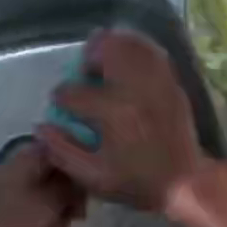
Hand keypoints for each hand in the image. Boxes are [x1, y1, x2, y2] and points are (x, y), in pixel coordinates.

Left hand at [0, 141, 83, 226]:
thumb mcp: (52, 202)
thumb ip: (71, 181)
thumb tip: (81, 165)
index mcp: (18, 165)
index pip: (56, 145)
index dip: (78, 157)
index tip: (95, 174)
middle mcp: (12, 181)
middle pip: (55, 177)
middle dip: (70, 195)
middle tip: (77, 212)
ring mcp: (10, 208)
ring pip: (51, 204)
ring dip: (59, 220)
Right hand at [37, 29, 216, 217]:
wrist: (184, 179)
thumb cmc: (136, 181)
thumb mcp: (92, 177)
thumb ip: (62, 151)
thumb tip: (42, 127)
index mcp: (112, 113)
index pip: (73, 92)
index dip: (62, 97)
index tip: (63, 105)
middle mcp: (134, 89)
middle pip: (105, 49)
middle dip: (88, 59)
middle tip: (85, 75)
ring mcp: (156, 80)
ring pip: (130, 44)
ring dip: (111, 48)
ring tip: (104, 63)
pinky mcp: (171, 80)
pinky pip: (151, 51)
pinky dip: (135, 49)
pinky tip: (127, 61)